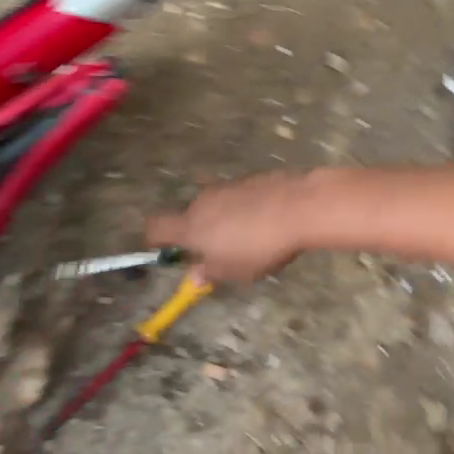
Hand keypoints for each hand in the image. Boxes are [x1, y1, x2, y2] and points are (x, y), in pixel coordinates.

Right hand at [145, 172, 316, 283]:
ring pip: (213, 205)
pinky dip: (241, 208)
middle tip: (218, 253)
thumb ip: (209, 272)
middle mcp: (203, 201)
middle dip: (197, 233)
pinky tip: (264, 221)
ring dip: (221, 220)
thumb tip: (194, 275)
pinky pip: (235, 196)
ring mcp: (226, 185)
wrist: (298, 206)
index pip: (155, 226)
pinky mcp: (249, 178)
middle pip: (188, 216)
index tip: (168, 252)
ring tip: (247, 238)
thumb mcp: (233, 271)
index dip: (155, 239)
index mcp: (191, 226)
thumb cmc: (260, 246)